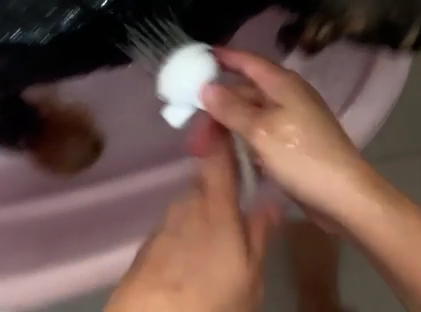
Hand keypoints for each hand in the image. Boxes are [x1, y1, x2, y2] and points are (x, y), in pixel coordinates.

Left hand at [106, 125, 278, 311]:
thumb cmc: (209, 297)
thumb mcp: (251, 276)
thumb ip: (261, 235)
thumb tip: (272, 203)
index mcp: (216, 203)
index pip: (219, 154)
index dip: (224, 136)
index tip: (233, 125)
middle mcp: (187, 203)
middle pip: (206, 183)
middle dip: (221, 190)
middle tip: (238, 208)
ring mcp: (164, 222)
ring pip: (190, 207)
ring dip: (202, 216)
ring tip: (217, 240)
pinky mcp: (147, 245)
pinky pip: (174, 229)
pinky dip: (185, 236)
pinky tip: (192, 259)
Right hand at [199, 49, 385, 223]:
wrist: (345, 196)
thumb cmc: (302, 157)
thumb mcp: (261, 132)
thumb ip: (231, 108)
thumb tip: (206, 86)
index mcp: (283, 83)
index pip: (248, 61)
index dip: (224, 57)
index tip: (198, 58)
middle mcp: (289, 95)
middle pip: (247, 91)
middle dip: (219, 104)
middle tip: (193, 124)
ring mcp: (294, 120)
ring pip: (253, 115)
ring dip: (229, 126)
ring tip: (204, 145)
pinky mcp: (296, 144)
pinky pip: (263, 135)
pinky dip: (245, 142)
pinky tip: (230, 157)